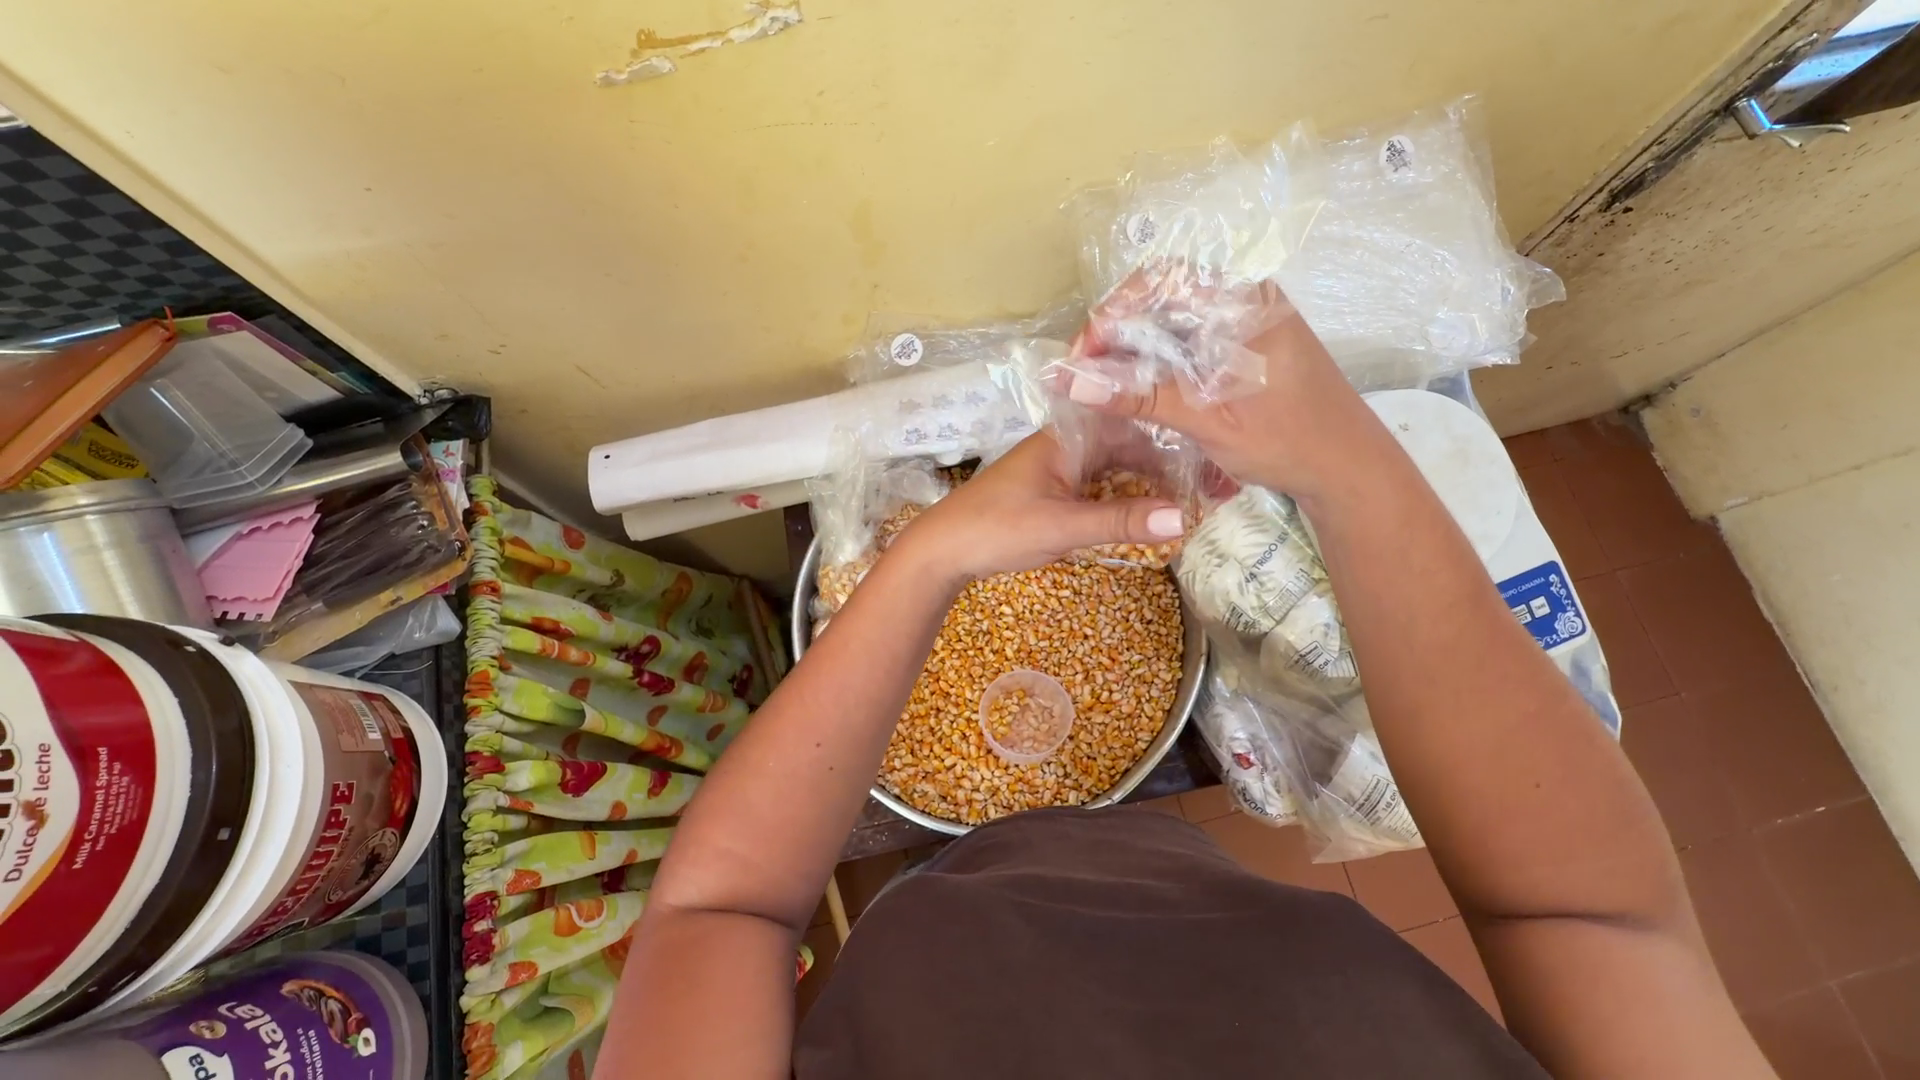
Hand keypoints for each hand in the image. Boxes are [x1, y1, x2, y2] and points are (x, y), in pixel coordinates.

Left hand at [890, 432, 1184, 582]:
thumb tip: (1184, 518)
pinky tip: (1137, 515)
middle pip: (1122, 446)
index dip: (1168, 440)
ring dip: (1140, 483)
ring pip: (1109, 467)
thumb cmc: (997, 529)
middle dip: (1160, 465)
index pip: (1129, 425)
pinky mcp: (1045, 493)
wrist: (940, 551)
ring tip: (1179, 502)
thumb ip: (1121, 521)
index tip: (1204, 460)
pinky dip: (1118, 498)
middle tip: (1201, 488)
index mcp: (1065, 439)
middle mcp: (1061, 446)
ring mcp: (1052, 470)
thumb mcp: (1063, 526)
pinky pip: (1093, 487)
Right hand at [1062, 274, 1392, 503]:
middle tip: (1085, 372)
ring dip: (1133, 348)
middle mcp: (1246, 299)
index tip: (1084, 354)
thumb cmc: (1289, 442)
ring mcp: (1246, 322)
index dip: (1113, 310)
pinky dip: (1157, 360)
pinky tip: (1138, 388)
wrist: (1349, 469)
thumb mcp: (1210, 421)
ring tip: (1103, 383)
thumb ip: (1141, 397)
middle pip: (1162, 295)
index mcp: (1245, 302)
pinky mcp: (1244, 346)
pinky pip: (1188, 339)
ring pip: (1172, 319)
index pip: (1161, 279)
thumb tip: (1072, 381)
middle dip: (1116, 331)